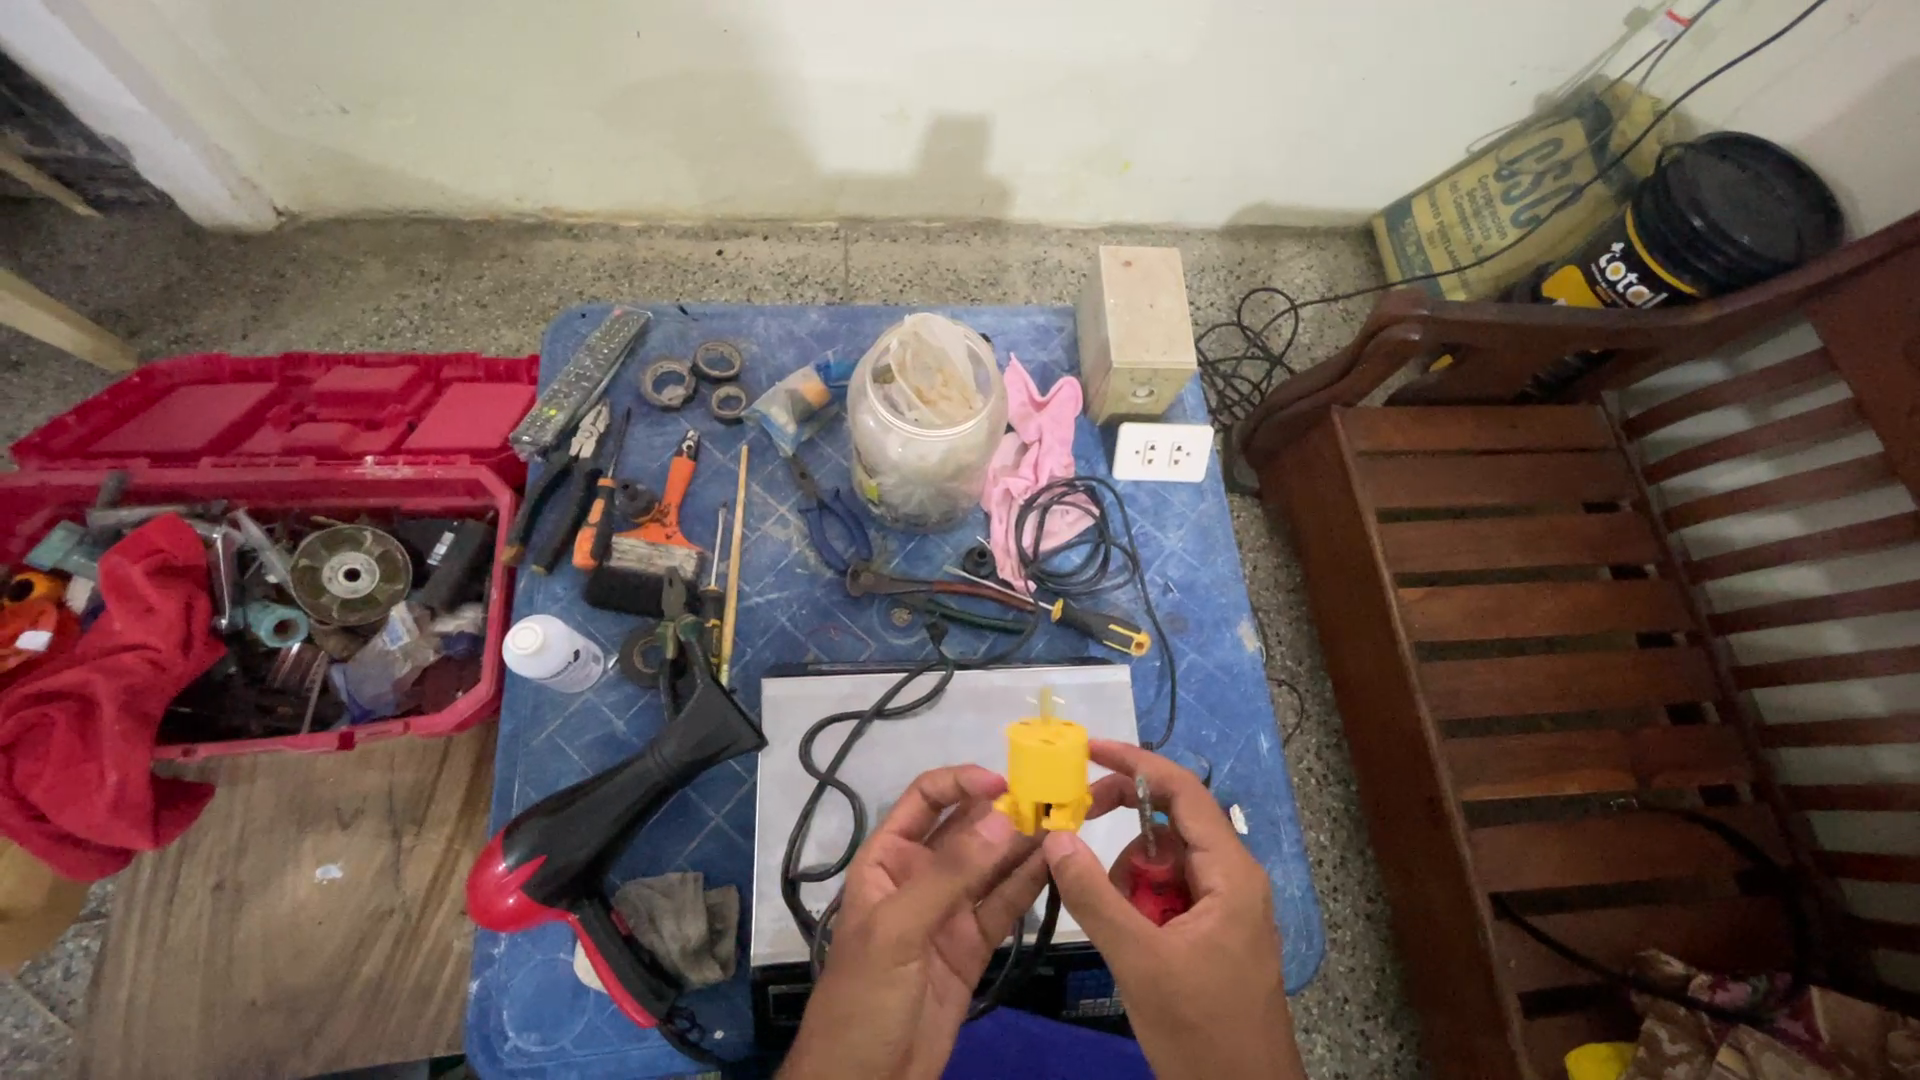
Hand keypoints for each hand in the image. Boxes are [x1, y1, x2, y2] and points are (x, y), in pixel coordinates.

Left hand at [780, 765, 1044, 1079]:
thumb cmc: (862, 998)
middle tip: (1052, 799)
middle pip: (967, 828)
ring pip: (993, 864)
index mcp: (888, 858)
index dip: (961, 782)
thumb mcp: (897, 929)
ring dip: (1025, 843)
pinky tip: (1058, 863)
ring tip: (1065, 824)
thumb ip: (949, 875)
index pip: (925, 800)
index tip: (1005, 782)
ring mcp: (950, 910)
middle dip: (1005, 810)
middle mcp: (921, 875)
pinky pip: (1005, 904)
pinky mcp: (975, 944)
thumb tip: (1003, 819)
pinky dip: (1031, 884)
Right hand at [1042, 740, 1304, 1079]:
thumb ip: (1094, 895)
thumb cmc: (1202, 1031)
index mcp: (1229, 872)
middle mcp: (1231, 877)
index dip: (1136, 763)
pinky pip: (1167, 894)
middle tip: (1075, 827)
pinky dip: (1139, 903)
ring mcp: (1223, 906)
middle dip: (1123, 826)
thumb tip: (1056, 836)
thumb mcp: (1139, 960)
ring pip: (1163, 862)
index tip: (1089, 750)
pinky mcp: (1211, 931)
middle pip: (1169, 824)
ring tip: (1117, 923)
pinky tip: (1129, 939)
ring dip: (1129, 876)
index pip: (1182, 791)